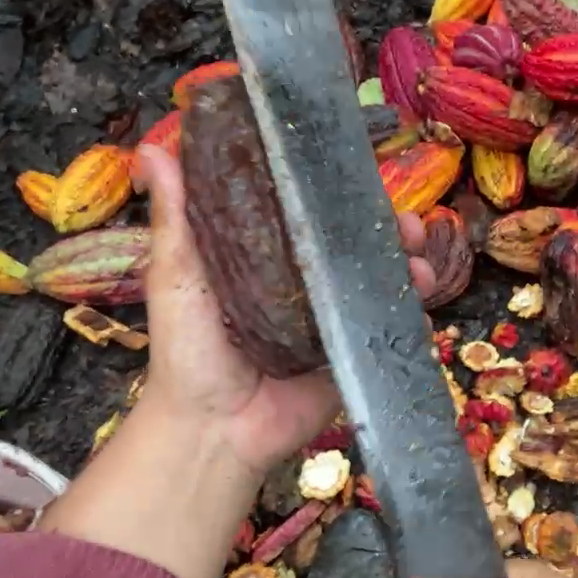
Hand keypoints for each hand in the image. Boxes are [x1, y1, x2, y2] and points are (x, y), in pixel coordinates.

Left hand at [130, 143, 436, 479]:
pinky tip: (423, 300)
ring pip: (384, 284)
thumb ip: (178, 220)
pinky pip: (391, 329)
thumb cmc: (189, 352)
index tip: (364, 179)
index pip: (316, 218)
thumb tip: (154, 149)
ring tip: (421, 264)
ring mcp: (338, 320)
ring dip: (411, 267)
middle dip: (392, 232)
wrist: (215, 428)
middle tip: (409, 225)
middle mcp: (311, 285)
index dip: (344, 198)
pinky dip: (413, 313)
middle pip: (360, 248)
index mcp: (272, 259)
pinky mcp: (356, 353)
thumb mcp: (177, 278)